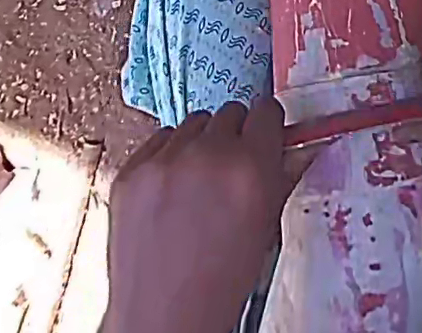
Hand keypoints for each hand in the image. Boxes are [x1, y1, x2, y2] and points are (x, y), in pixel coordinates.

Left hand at [101, 100, 288, 332]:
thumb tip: (289, 140)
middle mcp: (209, 154)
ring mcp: (165, 161)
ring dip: (201, 142)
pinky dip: (168, 155)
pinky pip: (160, 139)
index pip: (266, 110)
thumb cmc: (225, 276)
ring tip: (198, 179)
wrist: (165, 319)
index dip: (266, 127)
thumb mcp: (268, 221)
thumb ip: (280, 171)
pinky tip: (171, 187)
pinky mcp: (132, 172)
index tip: (262, 137)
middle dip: (234, 135)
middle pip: (231, 112)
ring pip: (195, 122)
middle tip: (230, 166)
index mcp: (251, 166)